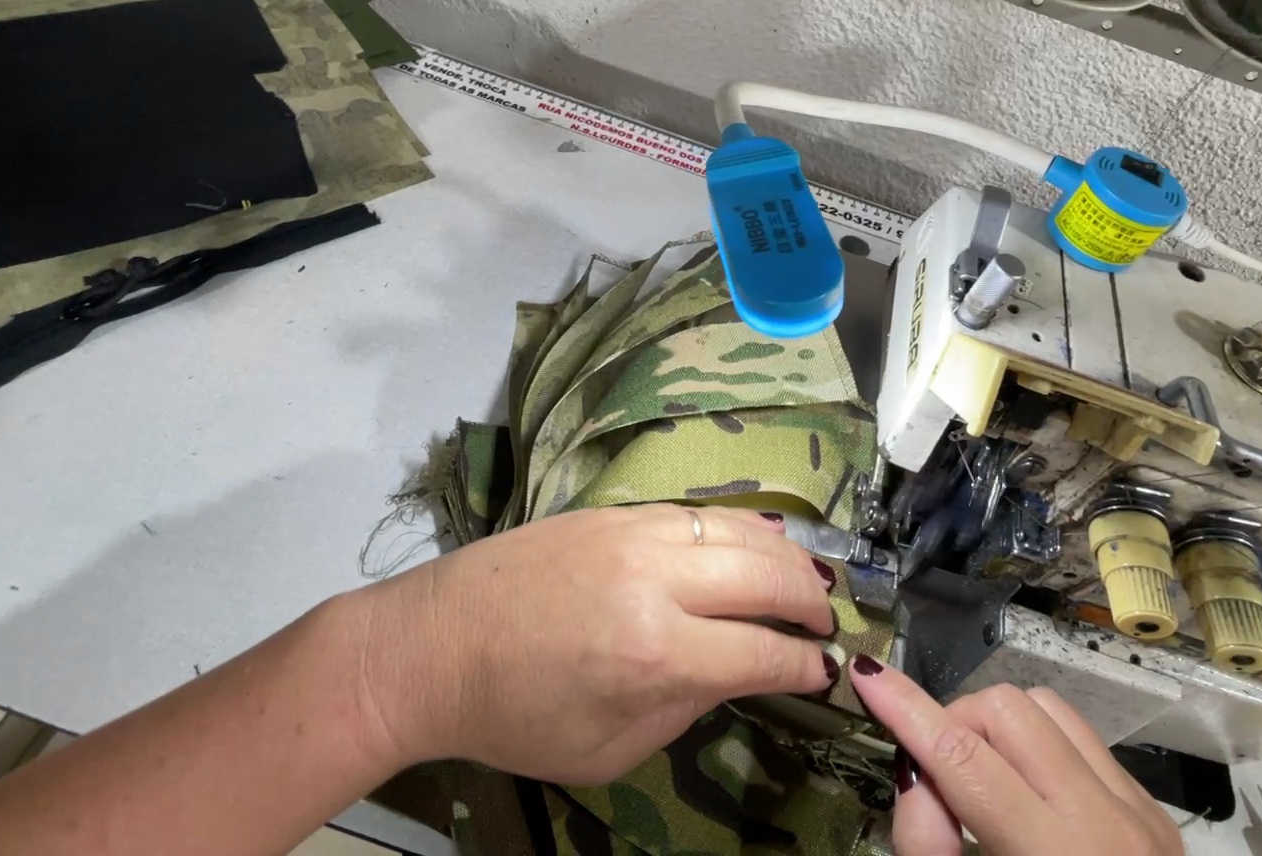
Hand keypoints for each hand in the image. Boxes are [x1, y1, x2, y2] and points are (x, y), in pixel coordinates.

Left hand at [348, 504, 837, 785]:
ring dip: (786, 554)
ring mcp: (635, 533)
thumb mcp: (607, 750)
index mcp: (654, 654)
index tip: (827, 668)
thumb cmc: (515, 715)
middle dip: (811, 600)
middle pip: (766, 576)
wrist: (435, 643)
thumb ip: (683, 710)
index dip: (805, 663)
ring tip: (805, 579)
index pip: (761, 652)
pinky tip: (756, 541)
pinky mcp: (616, 510)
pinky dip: (741, 526)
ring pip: (740, 529)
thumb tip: (736, 672)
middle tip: (825, 620)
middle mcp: (655, 582)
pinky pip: (698, 512)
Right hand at [850, 659, 1183, 855]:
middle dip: (956, 726)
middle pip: (1006, 710)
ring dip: (998, 729)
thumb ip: (929, 848)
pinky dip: (1037, 747)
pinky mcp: (1153, 809)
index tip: (866, 673)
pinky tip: (1033, 798)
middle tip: (940, 783)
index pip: (964, 757)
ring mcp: (1139, 810)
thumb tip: (917, 775)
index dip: (907, 709)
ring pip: (1045, 707)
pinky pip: (1079, 737)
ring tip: (984, 781)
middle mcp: (1108, 821)